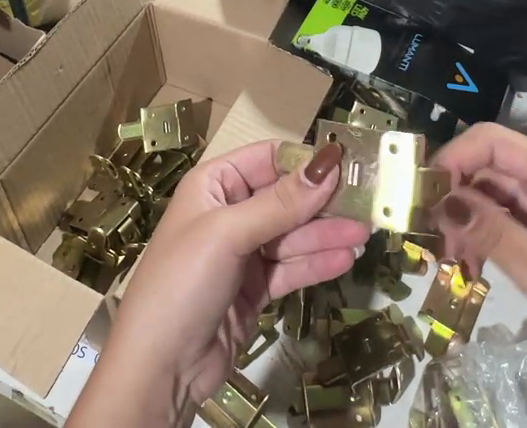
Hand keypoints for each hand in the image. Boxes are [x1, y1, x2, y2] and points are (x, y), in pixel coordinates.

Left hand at [69, 140, 370, 427]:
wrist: (158, 367)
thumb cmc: (182, 282)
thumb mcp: (228, 234)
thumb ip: (281, 202)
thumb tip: (328, 162)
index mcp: (213, 185)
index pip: (267, 159)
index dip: (305, 161)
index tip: (347, 166)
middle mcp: (228, 212)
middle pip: (285, 198)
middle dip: (323, 202)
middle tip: (368, 203)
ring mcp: (242, 252)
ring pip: (292, 235)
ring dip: (326, 234)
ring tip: (365, 234)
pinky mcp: (254, 288)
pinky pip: (291, 267)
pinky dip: (317, 263)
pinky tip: (345, 260)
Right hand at [431, 124, 526, 426]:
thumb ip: (491, 231)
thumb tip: (439, 197)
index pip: (492, 140)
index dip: (453, 157)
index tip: (423, 195)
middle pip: (488, 165)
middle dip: (454, 196)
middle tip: (434, 240)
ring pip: (491, 192)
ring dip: (465, 220)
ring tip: (453, 261)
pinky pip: (505, 217)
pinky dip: (482, 236)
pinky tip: (471, 265)